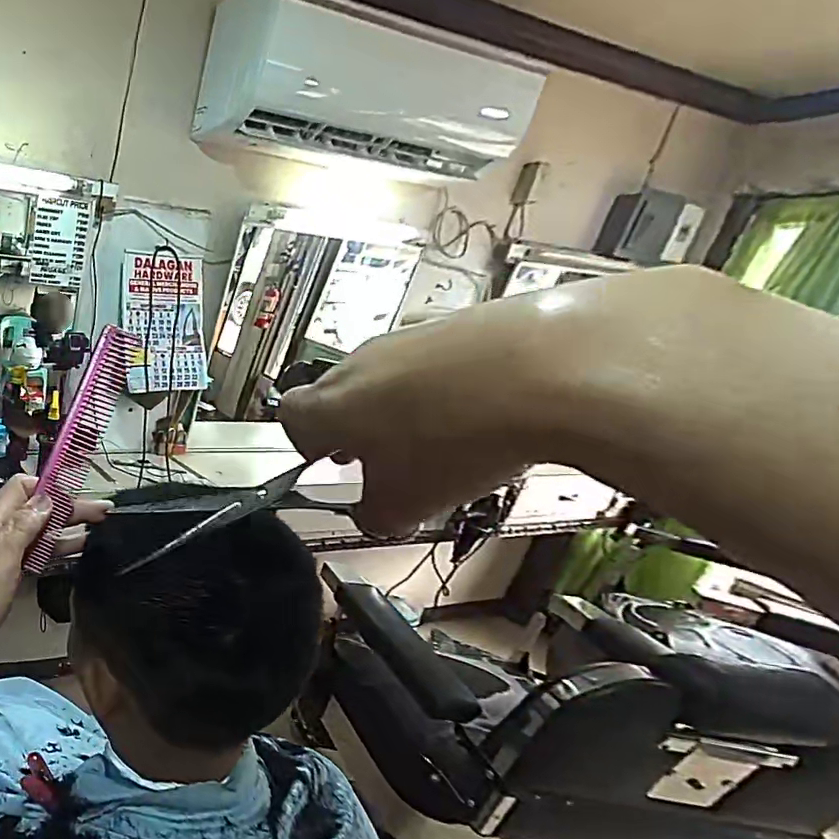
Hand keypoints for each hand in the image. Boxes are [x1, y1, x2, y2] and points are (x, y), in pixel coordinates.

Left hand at [0, 477, 107, 685]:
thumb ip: (23, 527)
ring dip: (66, 526)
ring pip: (39, 529)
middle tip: (103, 512)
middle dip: (69, 506)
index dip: (53, 486)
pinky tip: (76, 548)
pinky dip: (55, 546)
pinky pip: (35, 550)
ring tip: (98, 527)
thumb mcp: (0, 559)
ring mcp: (1, 550)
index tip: (83, 493)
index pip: (24, 486)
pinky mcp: (6, 569)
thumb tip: (46, 499)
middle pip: (36, 507)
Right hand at [278, 271, 626, 534]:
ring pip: (385, 376)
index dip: (304, 446)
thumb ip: (373, 516)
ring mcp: (406, 336)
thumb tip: (375, 515)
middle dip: (355, 430)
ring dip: (399, 408)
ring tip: (439, 440)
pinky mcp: (453, 321)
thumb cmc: (461, 437)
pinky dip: (444, 385)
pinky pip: (432, 359)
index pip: (289, 418)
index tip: (325, 463)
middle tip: (384, 461)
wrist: (549, 370)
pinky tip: (479, 411)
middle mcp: (358, 362)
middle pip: (337, 396)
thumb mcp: (405, 506)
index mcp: (330, 405)